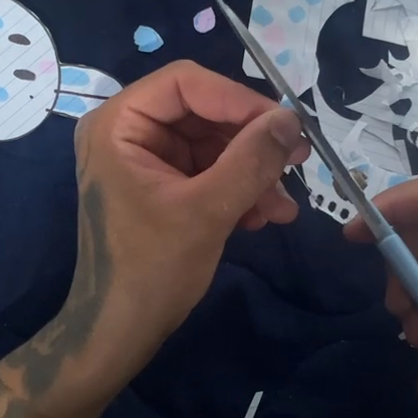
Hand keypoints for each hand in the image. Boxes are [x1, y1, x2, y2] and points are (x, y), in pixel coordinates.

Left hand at [38, 61, 310, 417]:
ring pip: (213, 142)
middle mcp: (127, 131)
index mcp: (118, 125)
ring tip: (283, 204)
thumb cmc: (151, 270)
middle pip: (204, 111)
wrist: (119, 334)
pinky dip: (239, 187)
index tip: (286, 125)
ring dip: (253, 170)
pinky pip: (209, 169)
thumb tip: (292, 118)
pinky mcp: (162, 185)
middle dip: (251, 140)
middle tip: (299, 159)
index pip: (186, 84)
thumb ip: (251, 160)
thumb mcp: (207, 211)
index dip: (239, 99)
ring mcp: (145, 159)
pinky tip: (267, 216)